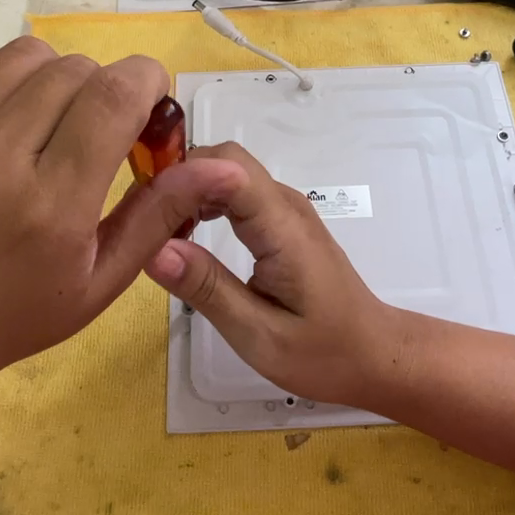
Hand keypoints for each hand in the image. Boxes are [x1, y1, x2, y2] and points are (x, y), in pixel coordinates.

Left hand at [0, 21, 246, 431]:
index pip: (117, 93)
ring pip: (18, 55)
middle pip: (75, 70)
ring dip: (48, 76)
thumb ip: (161, 213)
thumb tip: (224, 166)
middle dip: (103, 89)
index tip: (148, 105)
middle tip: (94, 130)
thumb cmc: (12, 318)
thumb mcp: (101, 282)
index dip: (148, 82)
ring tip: (42, 118)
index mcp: (51, 204)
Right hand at [142, 141, 405, 405]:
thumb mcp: (258, 335)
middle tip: (142, 220)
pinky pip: (238, 191)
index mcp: (282, 228)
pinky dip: (206, 200)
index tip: (140, 204)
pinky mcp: (282, 219)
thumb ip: (207, 289)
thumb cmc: (323, 352)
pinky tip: (187, 233)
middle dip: (179, 177)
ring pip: (229, 172)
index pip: (227, 169)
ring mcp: (287, 208)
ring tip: (156, 228)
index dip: (181, 174)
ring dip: (189, 188)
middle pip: (225, 161)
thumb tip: (153, 249)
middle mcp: (286, 204)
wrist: (373, 353)